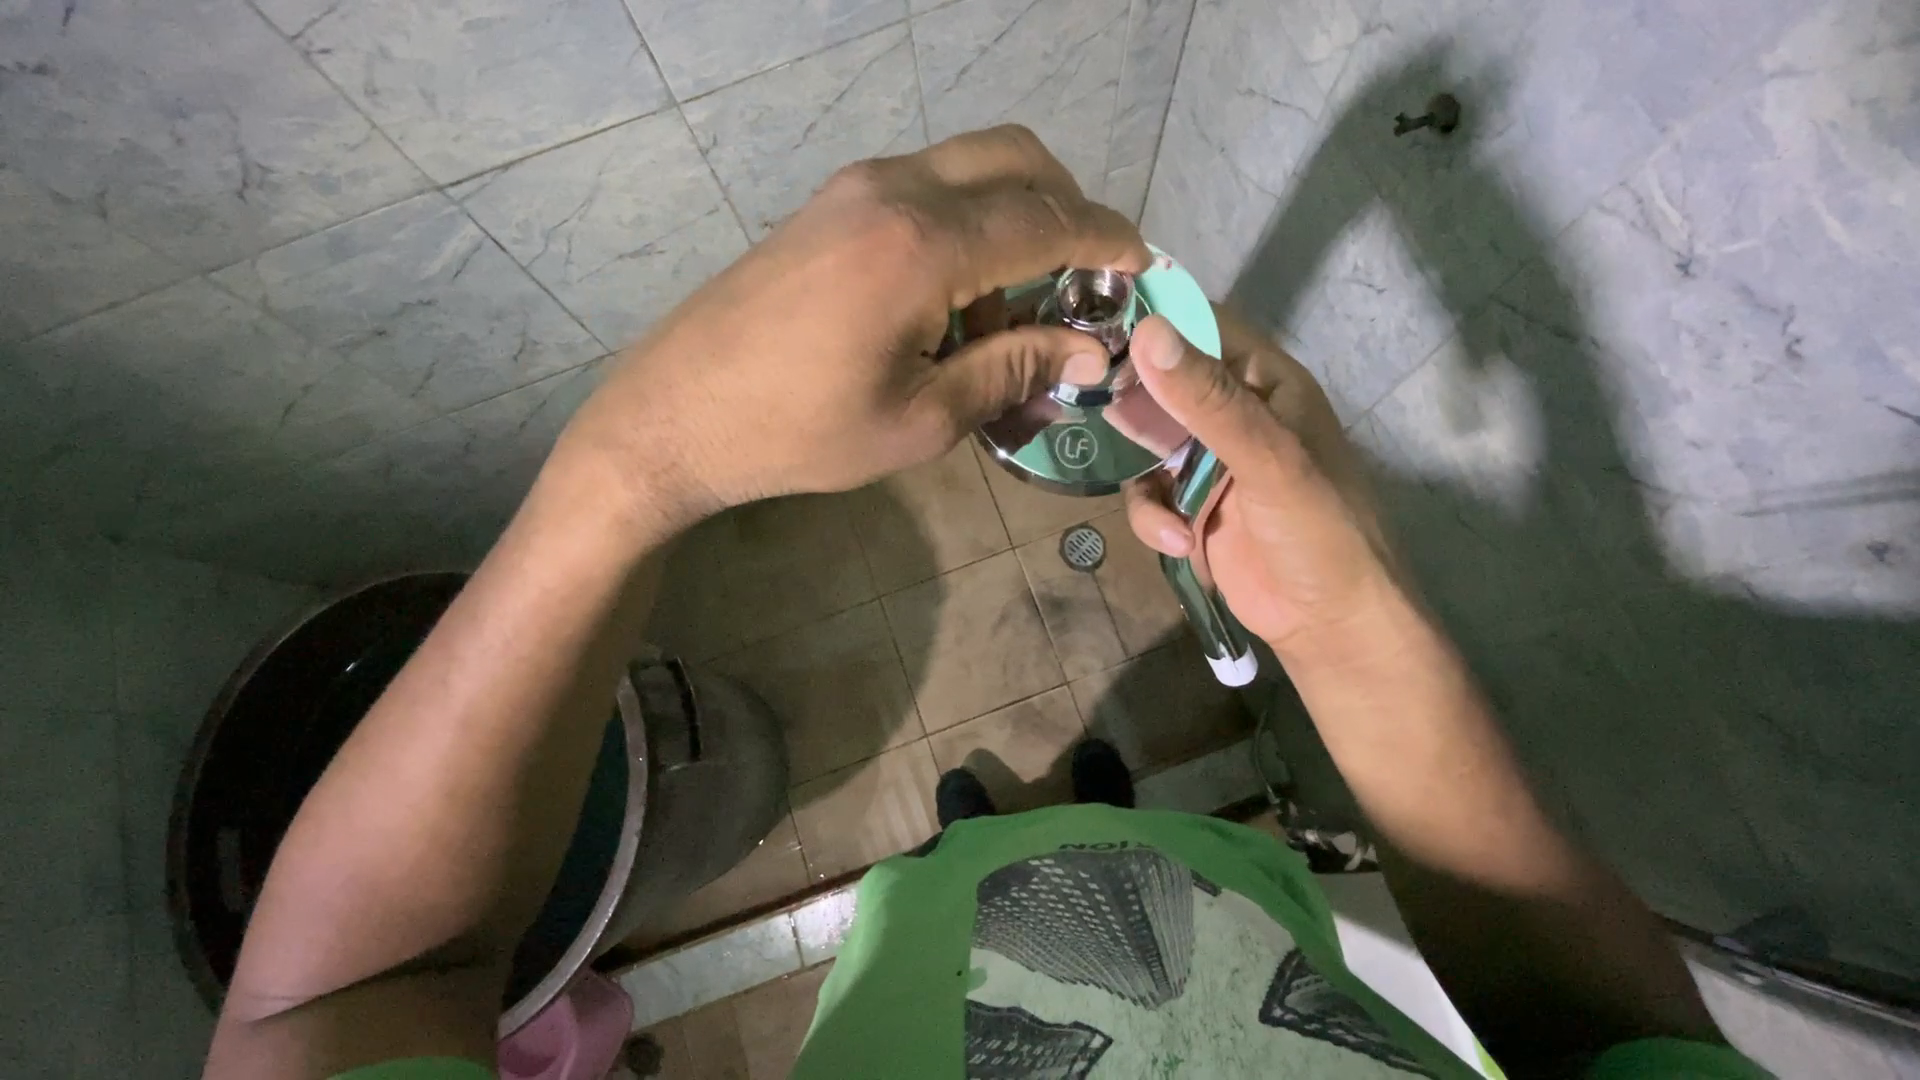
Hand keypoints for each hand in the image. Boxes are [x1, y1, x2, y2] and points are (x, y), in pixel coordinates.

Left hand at [557, 126, 1148, 524]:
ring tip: (1029, 291)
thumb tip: (1088, 348)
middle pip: (1015, 158)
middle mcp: (894, 190)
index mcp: (921, 245)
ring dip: (1018, 209)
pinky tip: (965, 287)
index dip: (1105, 239)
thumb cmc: (801, 433)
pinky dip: (970, 216)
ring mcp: (855, 187)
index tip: (1142, 264)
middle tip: (1090, 273)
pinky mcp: (830, 204)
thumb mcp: (921, 421)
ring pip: (970, 164)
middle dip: (1069, 205)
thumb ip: (1011, 370)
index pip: (1044, 220)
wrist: (679, 412)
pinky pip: (928, 184)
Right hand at [1123, 310, 1399, 654]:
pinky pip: (1149, 494)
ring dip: (1145, 476)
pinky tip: (1177, 543)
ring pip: (1146, 443)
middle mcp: (1234, 413)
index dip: (1154, 318)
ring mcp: (1209, 462)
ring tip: (1164, 508)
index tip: (1094, 319)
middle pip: (1163, 383)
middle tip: (1088, 405)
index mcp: (1265, 383)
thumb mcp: (1266, 458)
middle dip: (1131, 400)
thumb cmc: (1318, 529)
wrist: (1330, 624)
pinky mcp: (1191, 506)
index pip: (1203, 326)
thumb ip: (1207, 400)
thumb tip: (1147, 331)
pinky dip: (1153, 518)